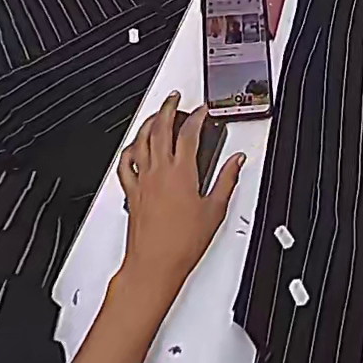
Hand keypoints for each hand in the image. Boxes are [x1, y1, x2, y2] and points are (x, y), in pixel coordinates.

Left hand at [114, 93, 244, 309]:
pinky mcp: (132, 192)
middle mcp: (159, 171)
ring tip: (156, 113)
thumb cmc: (182, 243)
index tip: (203, 111)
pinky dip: (130, 150)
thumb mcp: (214, 210)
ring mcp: (142, 180)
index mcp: (181, 172)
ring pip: (141, 140)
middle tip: (175, 98)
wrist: (154, 264)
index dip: (197, 117)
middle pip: (160, 128)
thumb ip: (226, 180)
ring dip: (148, 122)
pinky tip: (134, 146)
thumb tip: (236, 162)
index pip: (189, 133)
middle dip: (169, 108)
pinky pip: (126, 164)